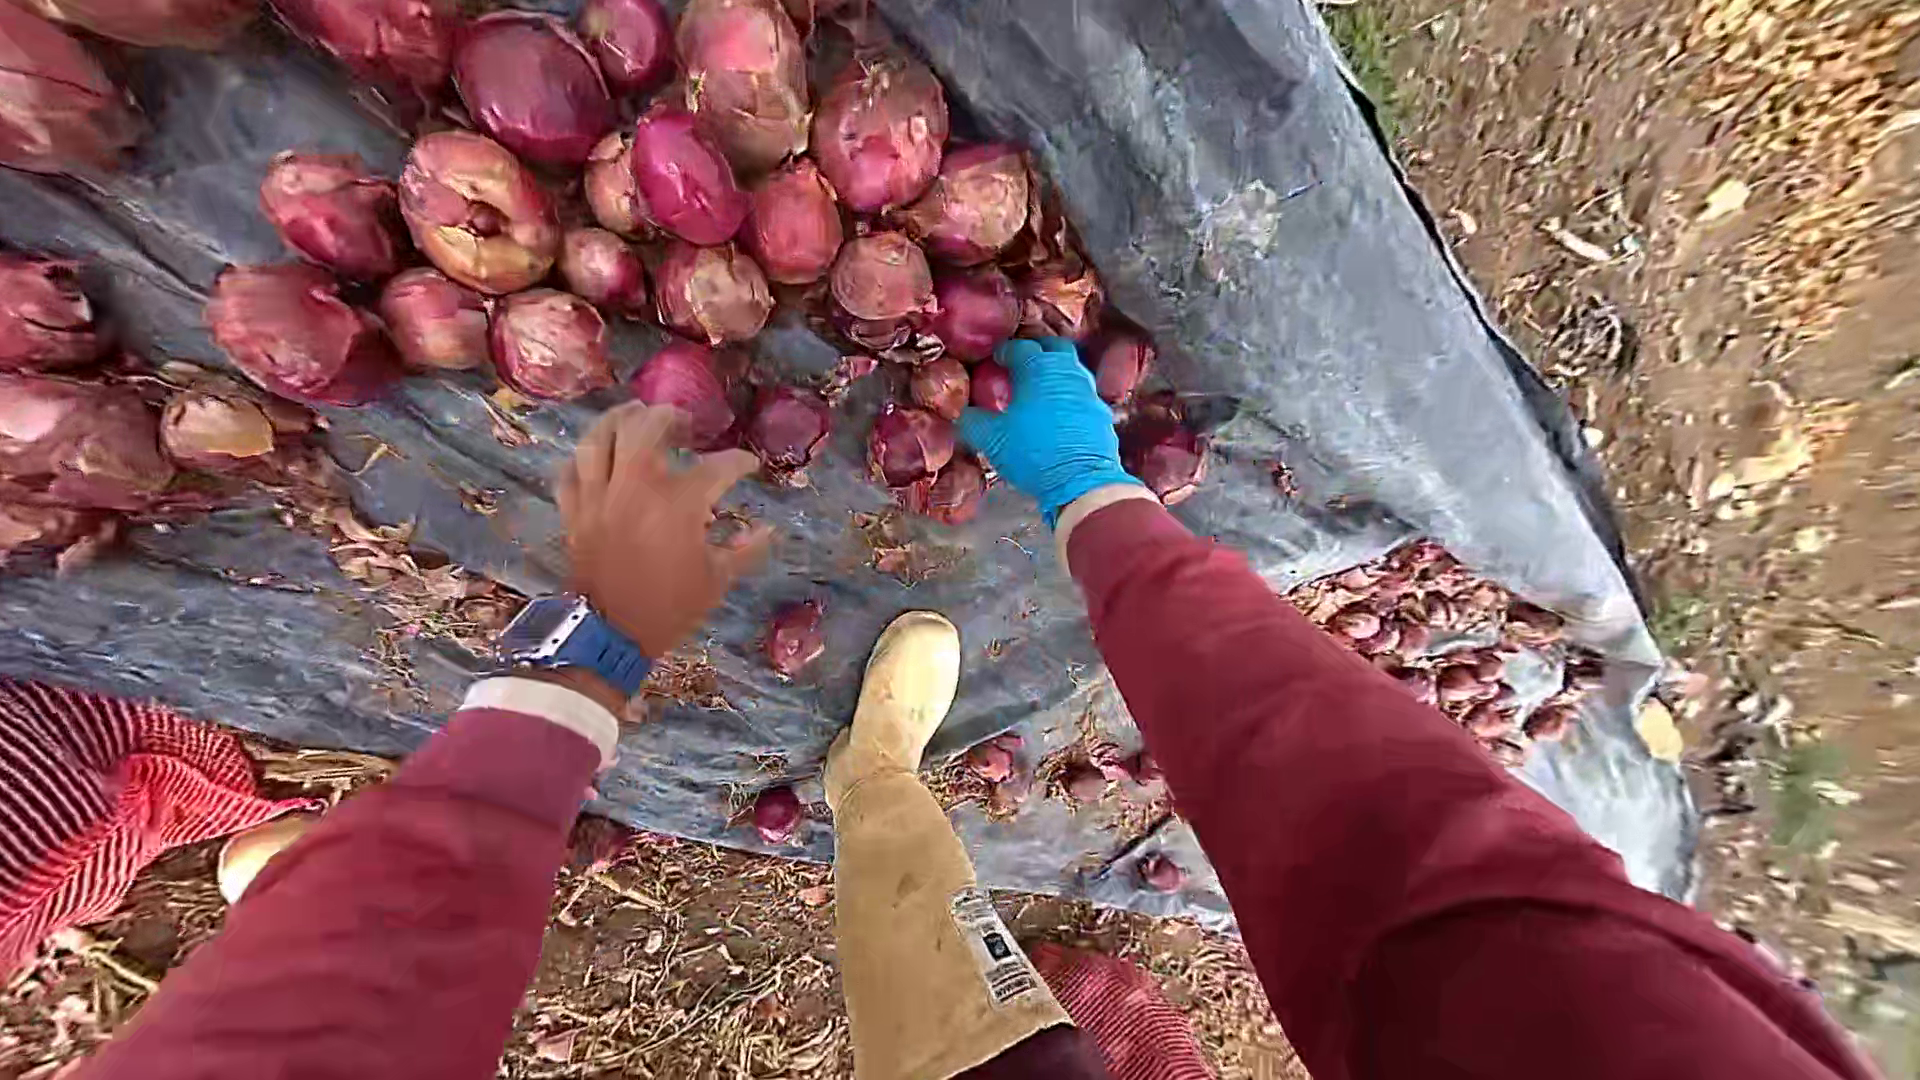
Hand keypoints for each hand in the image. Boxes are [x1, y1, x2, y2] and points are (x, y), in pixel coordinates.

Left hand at [556, 403, 771, 659]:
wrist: (609, 634)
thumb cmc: (670, 606)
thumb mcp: (718, 579)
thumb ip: (747, 550)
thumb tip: (770, 529)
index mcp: (679, 504)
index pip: (718, 468)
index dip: (738, 463)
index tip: (749, 465)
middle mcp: (637, 488)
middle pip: (646, 429)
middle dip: (668, 417)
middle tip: (682, 420)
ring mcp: (600, 496)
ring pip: (600, 439)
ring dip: (618, 419)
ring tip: (633, 412)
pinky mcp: (575, 510)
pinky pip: (572, 471)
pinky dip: (584, 458)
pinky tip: (597, 454)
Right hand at [956, 337, 1142, 525]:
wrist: (1081, 481)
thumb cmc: (1034, 453)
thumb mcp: (991, 439)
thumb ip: (973, 422)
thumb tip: (965, 415)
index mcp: (1038, 368)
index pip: (1019, 347)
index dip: (1004, 351)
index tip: (996, 359)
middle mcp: (1067, 372)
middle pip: (1053, 348)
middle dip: (1037, 351)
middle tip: (1021, 365)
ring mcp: (1089, 391)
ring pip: (1071, 371)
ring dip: (1056, 374)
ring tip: (1040, 390)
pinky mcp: (1102, 414)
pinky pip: (1082, 396)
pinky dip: (1069, 398)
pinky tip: (1060, 415)